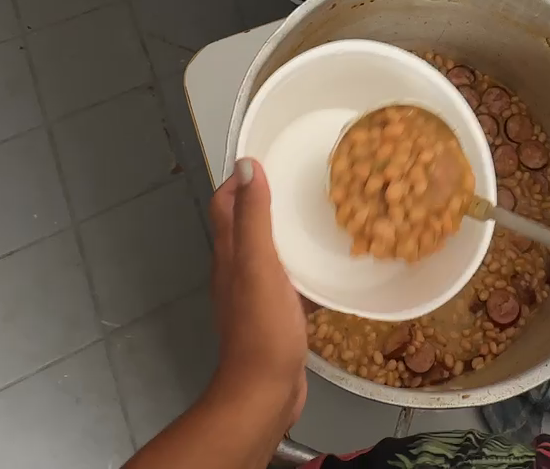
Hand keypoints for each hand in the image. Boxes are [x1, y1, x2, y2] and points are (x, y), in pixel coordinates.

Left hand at [207, 159, 307, 430]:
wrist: (264, 391)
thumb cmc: (262, 326)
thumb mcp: (259, 263)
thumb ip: (254, 216)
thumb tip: (246, 165)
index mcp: (230, 253)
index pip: (226, 203)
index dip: (240, 179)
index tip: (270, 157)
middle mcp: (236, 269)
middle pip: (245, 223)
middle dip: (267, 199)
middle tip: (301, 182)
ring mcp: (254, 293)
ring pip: (267, 250)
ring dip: (287, 231)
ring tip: (318, 216)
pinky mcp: (273, 313)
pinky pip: (286, 277)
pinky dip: (300, 264)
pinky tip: (324, 265)